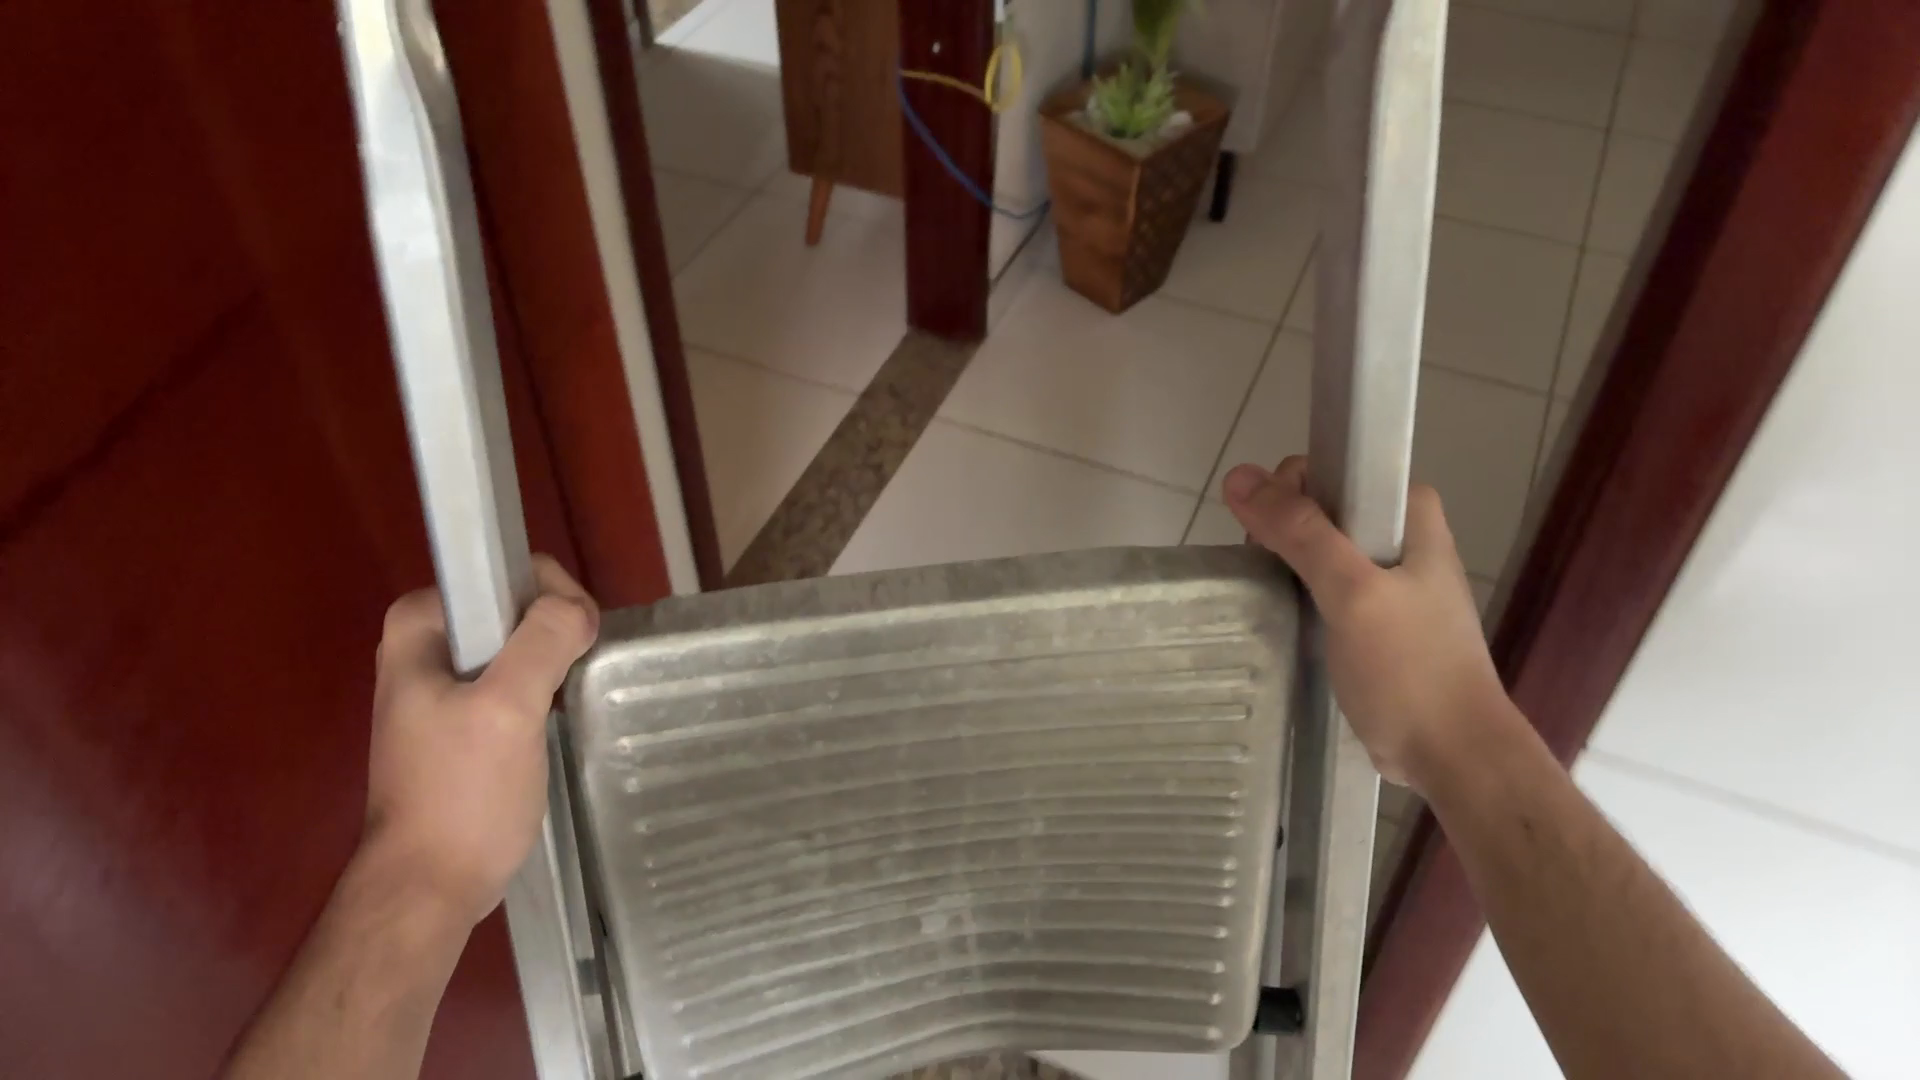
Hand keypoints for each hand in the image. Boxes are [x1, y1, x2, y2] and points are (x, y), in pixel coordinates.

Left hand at [361, 554, 599, 926]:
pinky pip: (518, 675)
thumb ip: (542, 643)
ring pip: (520, 640)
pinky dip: (547, 682)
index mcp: (418, 631)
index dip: (548, 594)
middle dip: (556, 627)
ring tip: (572, 693)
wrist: (431, 887)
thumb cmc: (463, 794)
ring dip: (556, 657)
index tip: (576, 637)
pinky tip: (559, 712)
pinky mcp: (465, 719)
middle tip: (577, 669)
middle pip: (512, 604)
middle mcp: (426, 649)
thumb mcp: (507, 709)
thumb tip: (577, 609)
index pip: (498, 573)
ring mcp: (445, 686)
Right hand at [1222, 457, 1510, 791]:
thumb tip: (1239, 477)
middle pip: (1322, 505)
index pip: (1339, 467)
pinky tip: (1281, 614)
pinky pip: (1319, 585)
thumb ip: (1299, 533)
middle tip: (1269, 568)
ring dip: (1283, 561)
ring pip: (1316, 547)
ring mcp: (1385, 582)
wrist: (1450, 754)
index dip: (1296, 486)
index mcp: (1410, 516)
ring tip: (1272, 595)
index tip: (1272, 530)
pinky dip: (1293, 591)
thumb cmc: (1408, 669)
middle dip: (1282, 527)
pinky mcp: (1370, 619)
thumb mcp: (1351, 592)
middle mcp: (1400, 539)